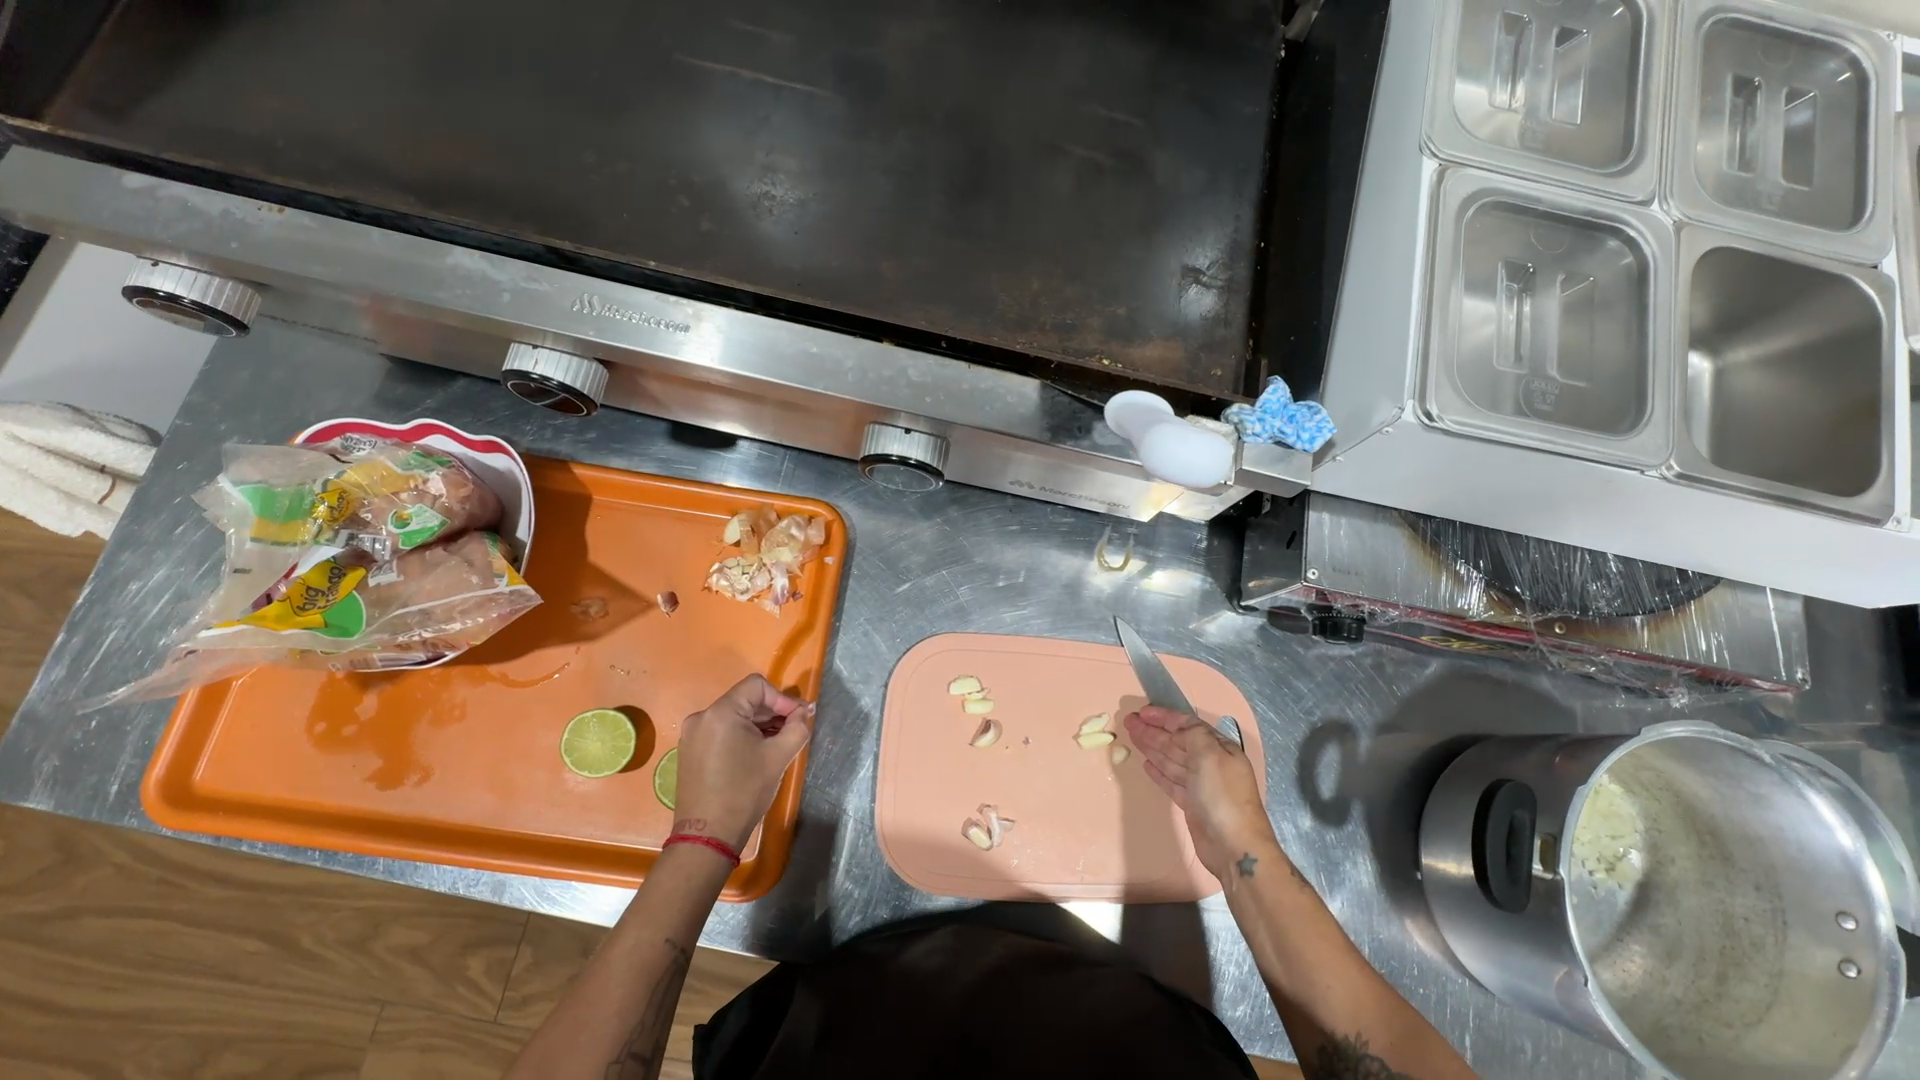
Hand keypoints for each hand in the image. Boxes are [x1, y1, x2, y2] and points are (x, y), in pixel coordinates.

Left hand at [672, 674, 812, 849]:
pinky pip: (722, 732)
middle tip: (795, 730)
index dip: (783, 698)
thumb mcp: (778, 757)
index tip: (800, 718)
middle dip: (773, 712)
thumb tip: (803, 713)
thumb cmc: (744, 792)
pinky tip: (756, 755)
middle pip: (745, 700)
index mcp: (721, 712)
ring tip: (778, 744)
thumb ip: (797, 728)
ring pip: (734, 717)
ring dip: (759, 725)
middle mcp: (702, 717)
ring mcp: (693, 735)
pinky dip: (742, 736)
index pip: (758, 686)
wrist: (708, 835)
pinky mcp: (691, 752)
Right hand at [1124, 705, 1278, 882]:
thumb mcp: (1210, 756)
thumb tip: (1178, 729)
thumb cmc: (1222, 796)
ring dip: (1152, 747)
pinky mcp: (1191, 804)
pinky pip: (1171, 780)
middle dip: (1154, 731)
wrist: (1234, 846)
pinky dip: (1158, 771)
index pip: (1188, 725)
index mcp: (1219, 748)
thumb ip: (1193, 735)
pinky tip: (1146, 764)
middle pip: (1177, 742)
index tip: (1142, 713)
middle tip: (1129, 721)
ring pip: (1171, 760)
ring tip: (1132, 737)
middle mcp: (1210, 763)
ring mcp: (1200, 785)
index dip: (1165, 718)